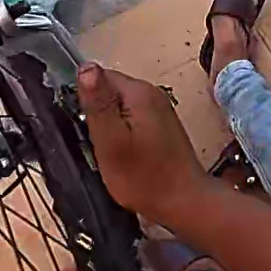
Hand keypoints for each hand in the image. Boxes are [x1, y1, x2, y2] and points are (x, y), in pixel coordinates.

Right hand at [76, 62, 213, 224]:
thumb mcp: (111, 141)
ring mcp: (159, 107)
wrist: (184, 203)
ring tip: (112, 150)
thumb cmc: (144, 177)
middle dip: (98, 113)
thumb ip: (98, 104)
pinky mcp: (161, 123)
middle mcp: (151, 92)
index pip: (99, 77)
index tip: (86, 126)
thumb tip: (86, 67)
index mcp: (138, 91)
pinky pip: (132, 117)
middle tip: (99, 142)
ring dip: (110, 124)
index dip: (87, 100)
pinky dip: (123, 132)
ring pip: (119, 105)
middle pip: (110, 90)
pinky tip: (125, 152)